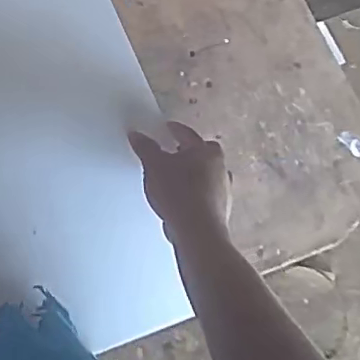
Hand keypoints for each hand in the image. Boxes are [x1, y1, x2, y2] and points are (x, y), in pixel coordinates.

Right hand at [129, 121, 232, 247]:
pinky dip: (193, 193)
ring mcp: (223, 191)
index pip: (188, 135)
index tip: (167, 128)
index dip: (175, 130)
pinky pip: (205, 195)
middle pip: (202, 154)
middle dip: (187, 153)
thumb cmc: (179, 192)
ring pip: (206, 176)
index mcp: (207, 152)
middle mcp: (220, 169)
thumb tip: (137, 135)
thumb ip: (145, 147)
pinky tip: (179, 199)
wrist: (197, 232)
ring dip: (192, 175)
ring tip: (173, 178)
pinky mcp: (219, 211)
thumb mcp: (154, 165)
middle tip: (171, 152)